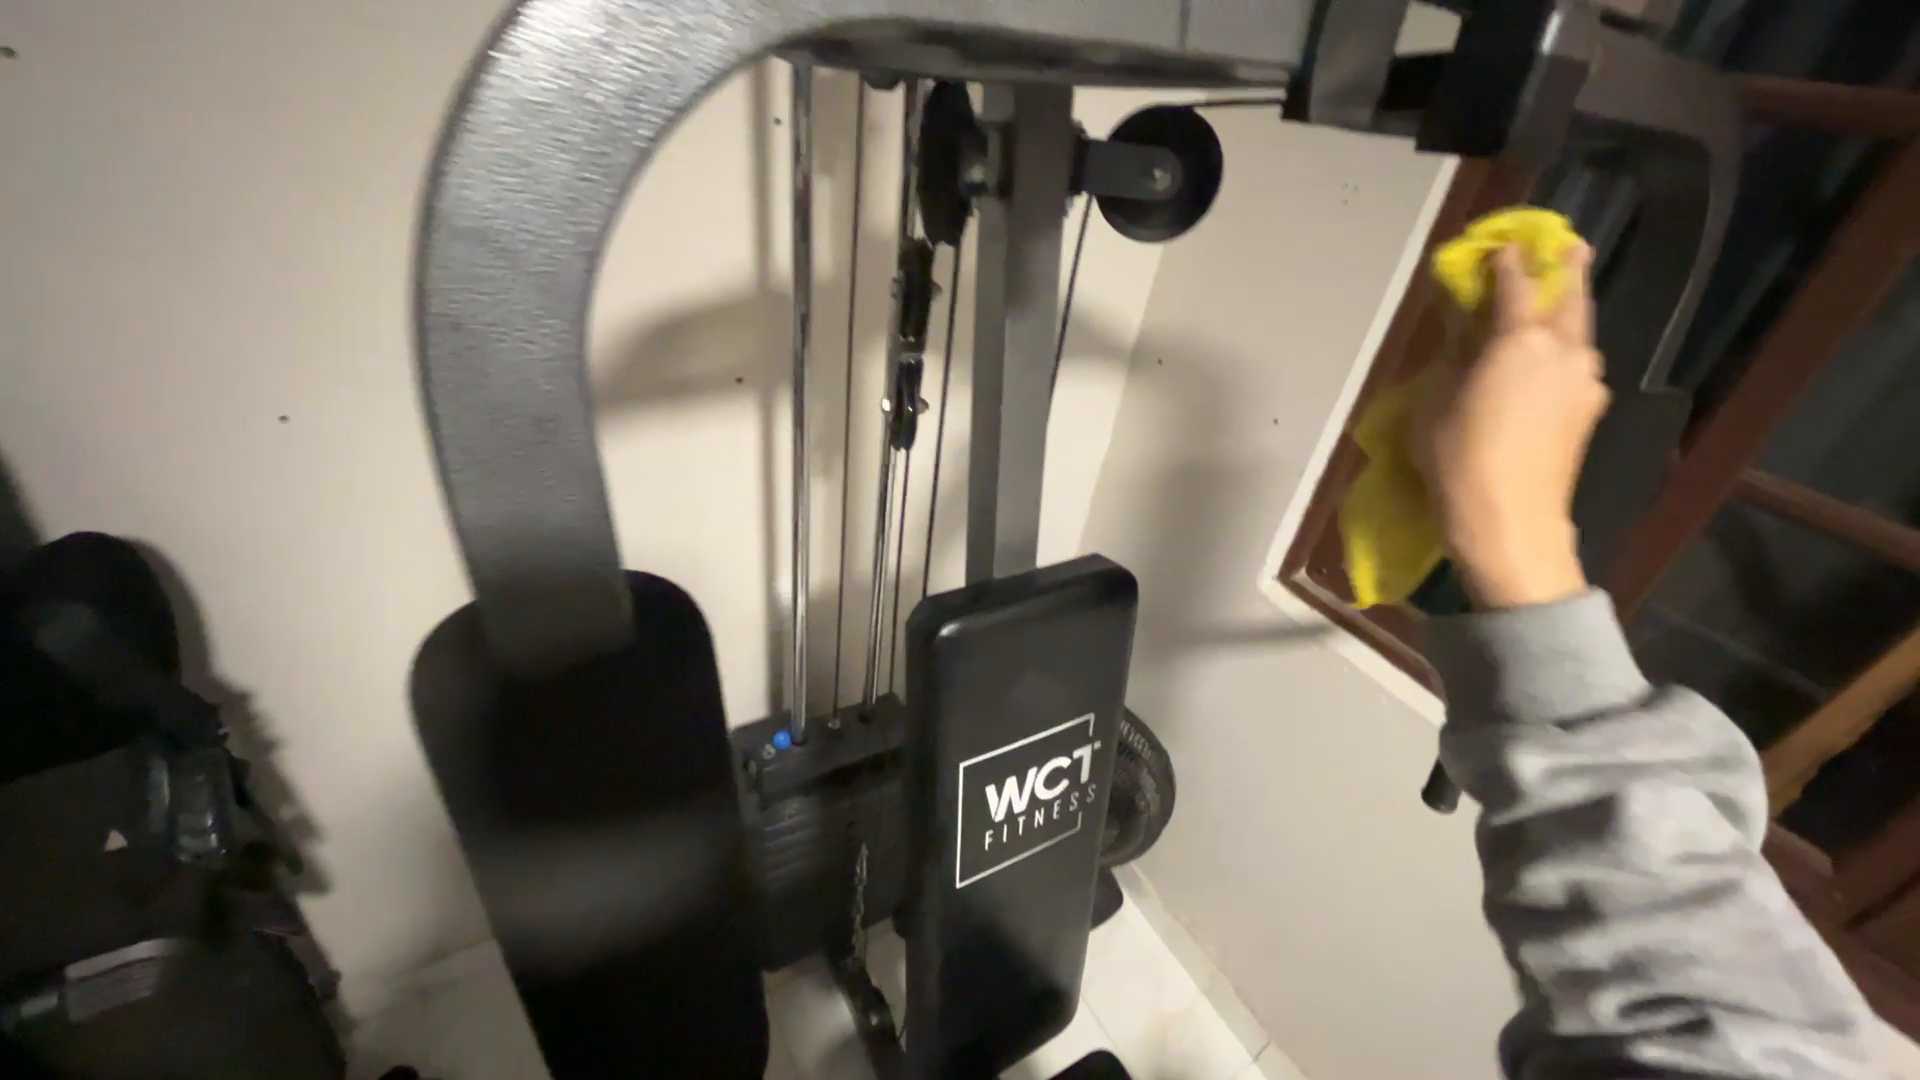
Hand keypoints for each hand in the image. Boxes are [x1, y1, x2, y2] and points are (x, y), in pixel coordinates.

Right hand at [1419, 243, 1607, 609]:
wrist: (1509, 519)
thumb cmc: (1457, 459)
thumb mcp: (1435, 404)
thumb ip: (1453, 357)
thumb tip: (1462, 330)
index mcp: (1518, 341)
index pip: (1515, 285)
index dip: (1505, 262)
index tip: (1498, 245)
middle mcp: (1563, 349)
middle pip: (1571, 295)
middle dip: (1565, 267)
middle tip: (1563, 246)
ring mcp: (1585, 379)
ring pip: (1581, 329)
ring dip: (1569, 309)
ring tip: (1555, 300)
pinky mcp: (1590, 408)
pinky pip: (1579, 362)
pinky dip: (1566, 347)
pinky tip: (1550, 358)